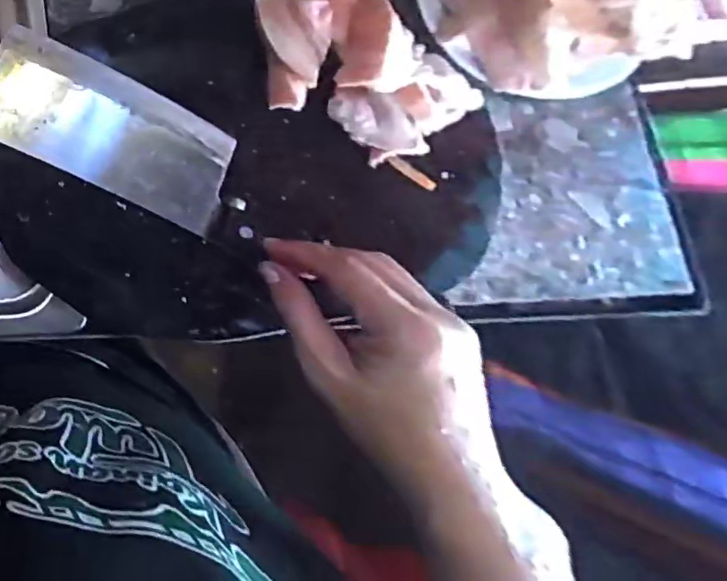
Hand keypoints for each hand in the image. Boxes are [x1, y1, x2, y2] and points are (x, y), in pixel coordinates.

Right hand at [258, 239, 499, 508]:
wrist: (453, 480)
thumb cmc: (384, 430)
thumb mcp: (326, 372)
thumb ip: (297, 314)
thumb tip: (272, 271)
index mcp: (407, 326)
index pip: (348, 267)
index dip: (303, 251)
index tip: (268, 247)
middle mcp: (438, 314)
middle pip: (371, 262)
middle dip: (322, 254)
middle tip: (282, 258)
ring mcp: (454, 322)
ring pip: (390, 271)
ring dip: (345, 265)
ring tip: (305, 271)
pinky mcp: (457, 331)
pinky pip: (405, 290)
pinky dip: (368, 282)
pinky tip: (343, 293)